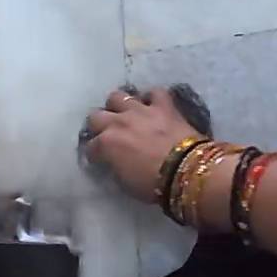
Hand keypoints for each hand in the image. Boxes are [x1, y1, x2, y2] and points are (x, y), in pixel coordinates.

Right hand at [84, 88, 198, 202]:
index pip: (91, 148)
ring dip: (117, 106)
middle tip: (107, 135)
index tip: (100, 159)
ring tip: (124, 115)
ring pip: (117, 97)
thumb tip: (113, 161)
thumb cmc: (152, 183)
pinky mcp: (163, 105)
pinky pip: (154, 92)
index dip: (94, 154)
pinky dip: (151, 98)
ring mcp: (140, 110)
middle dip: (98, 127)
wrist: (186, 170)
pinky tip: (151, 106)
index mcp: (106, 144)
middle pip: (96, 117)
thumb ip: (114, 167)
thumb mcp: (124, 182)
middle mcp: (118, 122)